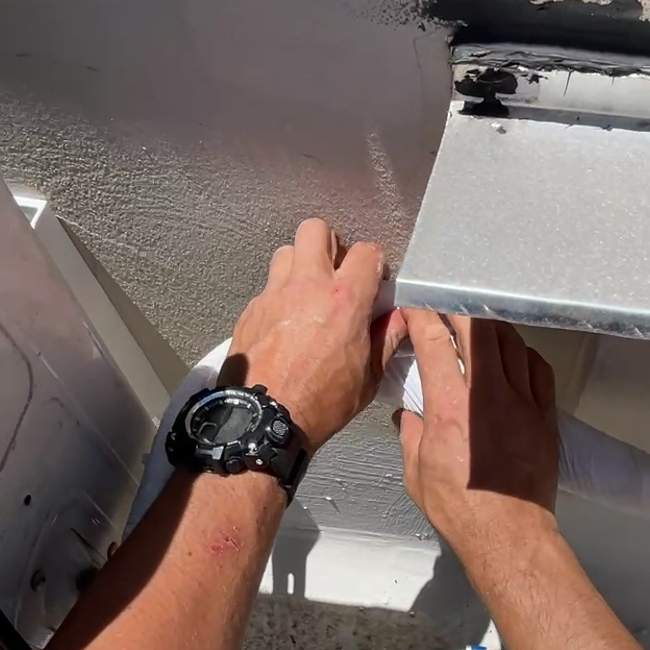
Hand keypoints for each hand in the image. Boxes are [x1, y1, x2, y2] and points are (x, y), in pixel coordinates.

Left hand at [225, 218, 404, 448]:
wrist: (264, 420)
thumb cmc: (321, 404)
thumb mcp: (368, 378)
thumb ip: (385, 339)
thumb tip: (398, 317)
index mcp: (344, 301)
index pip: (366, 251)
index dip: (374, 264)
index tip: (373, 281)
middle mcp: (307, 286)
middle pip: (316, 230)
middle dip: (331, 245)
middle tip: (336, 272)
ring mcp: (274, 295)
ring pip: (286, 252)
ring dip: (300, 265)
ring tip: (308, 294)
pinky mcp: (251, 309)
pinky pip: (268, 286)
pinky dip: (281, 296)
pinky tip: (286, 323)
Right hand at [396, 313, 559, 559]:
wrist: (508, 535)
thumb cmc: (461, 510)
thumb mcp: (417, 474)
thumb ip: (412, 436)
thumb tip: (410, 417)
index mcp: (450, 409)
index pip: (436, 343)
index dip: (424, 316)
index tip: (417, 307)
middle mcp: (488, 396)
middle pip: (478, 329)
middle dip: (459, 310)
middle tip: (448, 309)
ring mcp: (522, 403)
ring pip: (511, 343)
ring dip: (491, 329)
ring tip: (479, 328)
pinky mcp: (544, 416)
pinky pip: (538, 369)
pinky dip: (522, 355)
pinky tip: (513, 358)